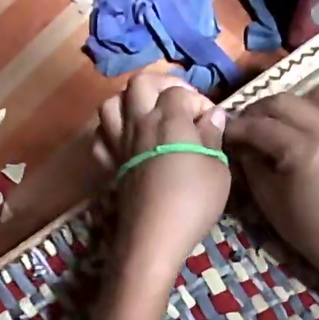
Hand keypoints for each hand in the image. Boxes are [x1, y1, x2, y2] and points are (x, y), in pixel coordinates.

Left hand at [94, 74, 230, 282]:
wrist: (155, 235)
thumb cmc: (193, 201)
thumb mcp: (218, 169)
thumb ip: (213, 137)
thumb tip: (213, 115)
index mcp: (169, 118)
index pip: (180, 92)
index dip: (198, 100)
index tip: (211, 121)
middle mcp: (139, 122)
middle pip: (140, 83)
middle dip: (161, 86)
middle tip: (178, 102)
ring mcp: (120, 142)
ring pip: (112, 103)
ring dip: (130, 102)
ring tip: (148, 114)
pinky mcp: (110, 164)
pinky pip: (100, 136)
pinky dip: (110, 131)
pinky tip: (126, 139)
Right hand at [221, 94, 318, 280]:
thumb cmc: (306, 228)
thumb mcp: (267, 197)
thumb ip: (250, 161)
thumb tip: (238, 141)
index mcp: (305, 150)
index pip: (261, 125)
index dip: (237, 127)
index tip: (220, 132)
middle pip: (281, 102)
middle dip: (255, 111)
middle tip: (239, 127)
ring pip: (299, 103)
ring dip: (275, 112)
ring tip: (258, 130)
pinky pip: (313, 115)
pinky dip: (294, 119)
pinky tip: (281, 136)